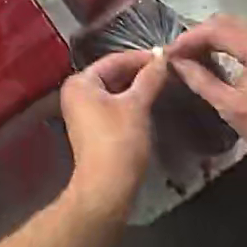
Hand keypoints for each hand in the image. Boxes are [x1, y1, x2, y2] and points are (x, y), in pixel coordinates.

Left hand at [59, 50, 168, 220]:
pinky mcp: (94, 127)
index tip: (166, 56)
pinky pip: (114, 105)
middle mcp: (77, 93)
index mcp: (81, 82)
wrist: (106, 190)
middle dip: (140, 72)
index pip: (114, 60)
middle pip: (113, 73)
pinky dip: (132, 101)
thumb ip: (150, 77)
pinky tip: (151, 100)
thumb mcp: (136, 106)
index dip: (141, 57)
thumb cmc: (118, 142)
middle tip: (168, 68)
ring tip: (164, 82)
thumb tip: (163, 56)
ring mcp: (84, 111)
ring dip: (138, 86)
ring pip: (115, 90)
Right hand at [166, 16, 246, 172]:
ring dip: (208, 38)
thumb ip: (201, 81)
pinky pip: (241, 37)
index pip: (215, 30)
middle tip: (176, 54)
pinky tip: (208, 56)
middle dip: (196, 36)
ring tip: (187, 55)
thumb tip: (175, 63)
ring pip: (231, 27)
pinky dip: (221, 43)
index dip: (188, 39)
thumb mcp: (231, 107)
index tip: (168, 53)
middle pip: (223, 23)